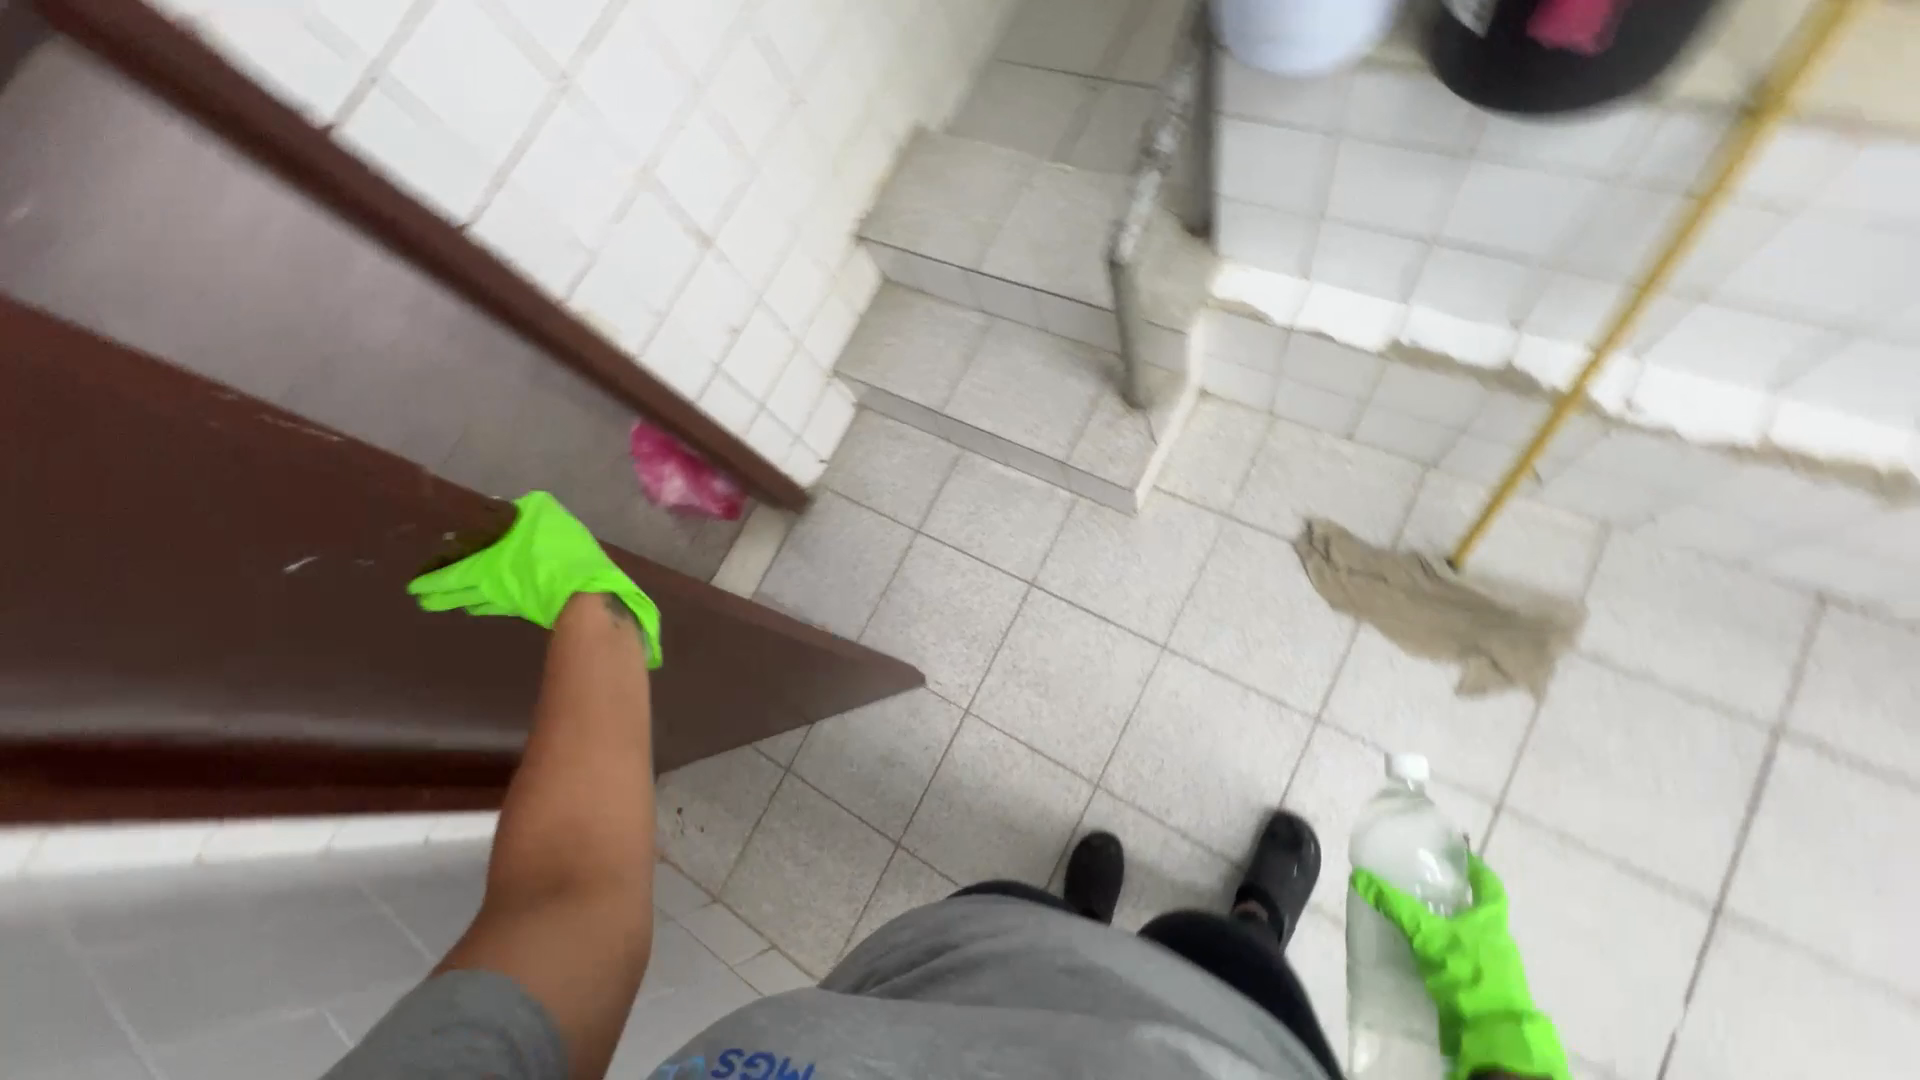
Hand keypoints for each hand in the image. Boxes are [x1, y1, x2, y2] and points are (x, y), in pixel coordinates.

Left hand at [409, 491, 661, 667]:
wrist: (586, 592)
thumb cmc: (556, 551)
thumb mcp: (541, 513)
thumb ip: (522, 506)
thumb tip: (504, 503)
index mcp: (484, 566)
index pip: (448, 575)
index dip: (430, 580)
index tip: (414, 586)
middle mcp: (492, 587)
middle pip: (457, 595)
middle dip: (438, 597)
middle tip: (423, 600)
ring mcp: (512, 602)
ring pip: (480, 603)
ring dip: (464, 603)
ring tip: (456, 604)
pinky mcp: (532, 609)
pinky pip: (503, 607)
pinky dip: (492, 606)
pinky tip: (495, 605)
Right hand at [1351, 855, 1569, 1079]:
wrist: (1490, 1034)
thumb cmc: (1466, 973)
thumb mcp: (1425, 934)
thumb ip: (1394, 906)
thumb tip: (1359, 876)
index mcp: (1491, 921)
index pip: (1489, 886)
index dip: (1476, 868)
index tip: (1458, 856)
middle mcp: (1496, 940)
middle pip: (1477, 911)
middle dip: (1452, 900)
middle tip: (1421, 887)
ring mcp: (1492, 967)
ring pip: (1467, 937)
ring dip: (1445, 928)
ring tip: (1412, 919)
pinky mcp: (1480, 989)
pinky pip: (1459, 962)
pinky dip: (1442, 954)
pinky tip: (1418, 954)